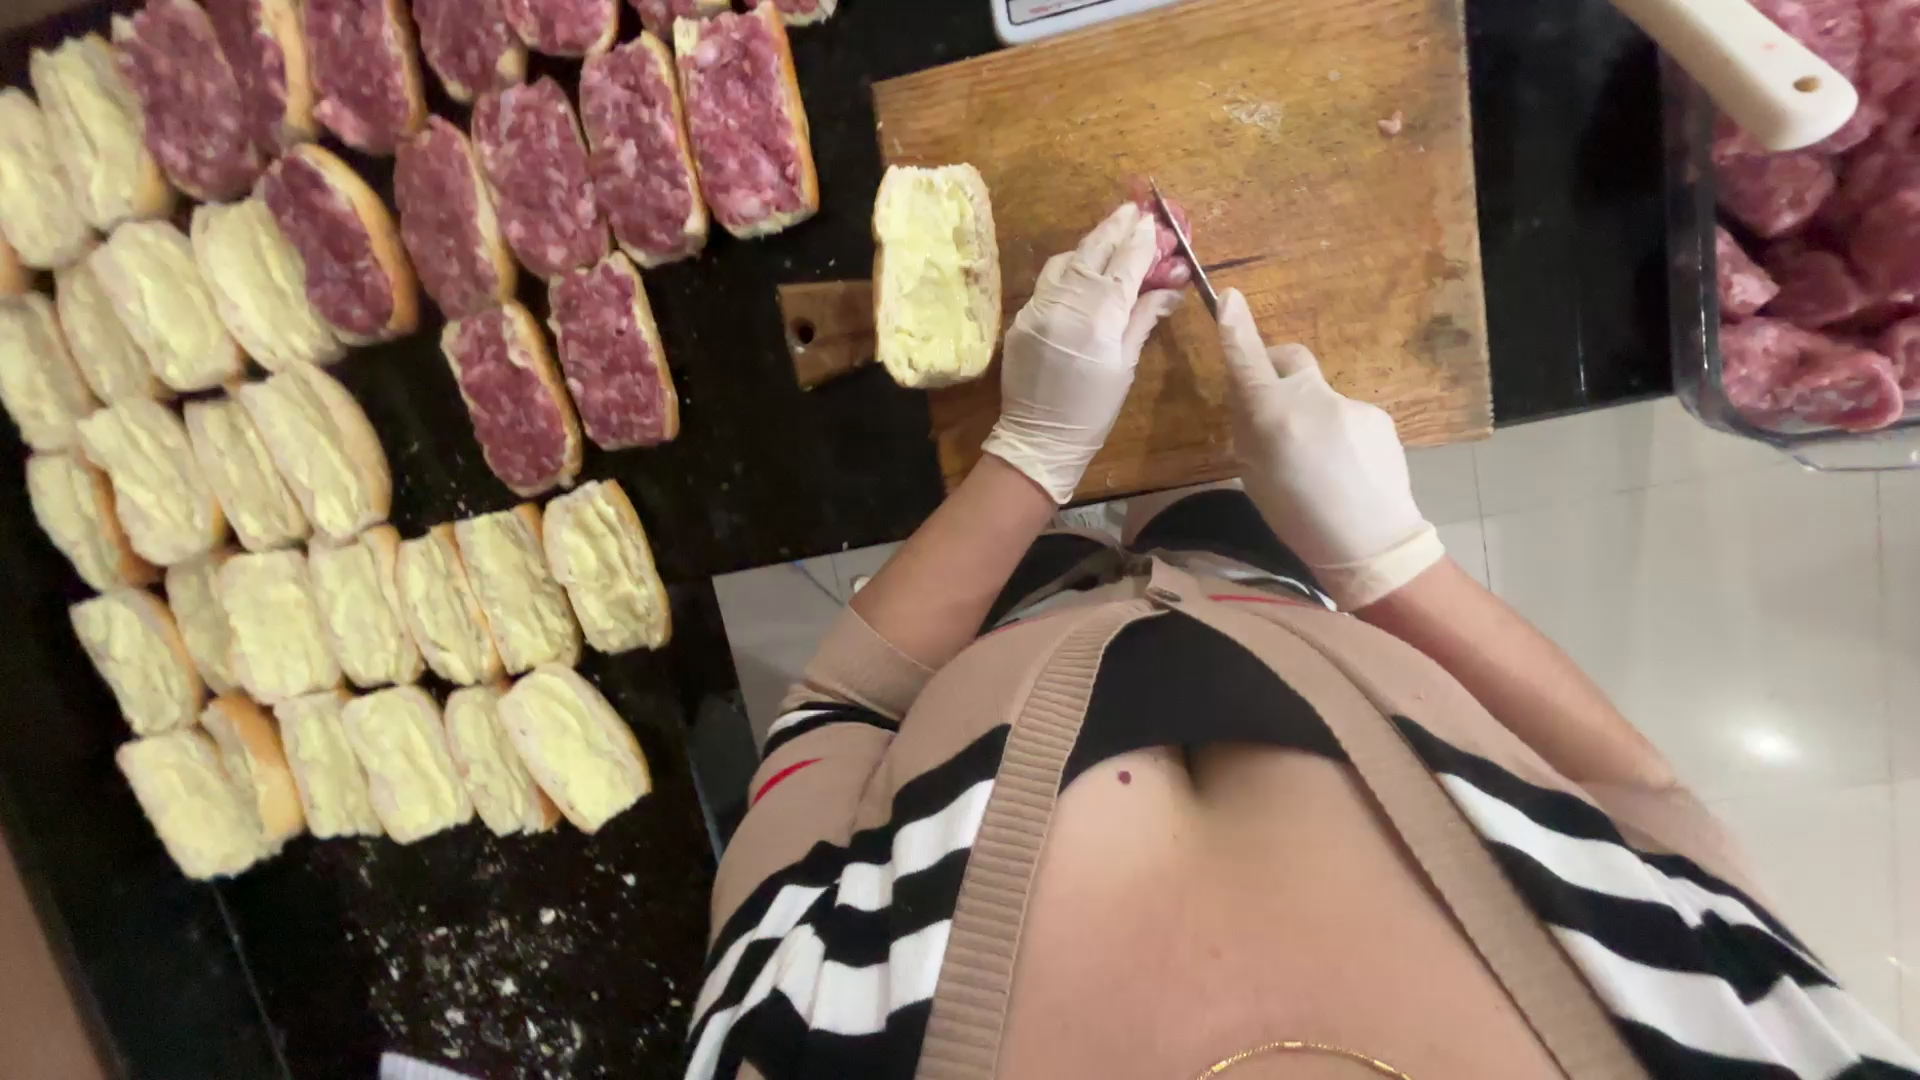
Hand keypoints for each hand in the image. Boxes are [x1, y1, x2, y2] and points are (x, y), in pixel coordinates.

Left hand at [981, 203, 1183, 503]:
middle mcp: (1065, 305)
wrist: (1038, 439)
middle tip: (1134, 210)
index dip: (1142, 242)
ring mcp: (1037, 310)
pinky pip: (1046, 284)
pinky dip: (1067, 272)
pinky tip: (1080, 272)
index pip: (1124, 266)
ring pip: (1065, 263)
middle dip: (1115, 229)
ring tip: (1109, 238)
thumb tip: (1172, 283)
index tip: (1156, 222)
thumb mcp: (1125, 366)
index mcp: (1098, 320)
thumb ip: (1144, 318)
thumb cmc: (1091, 411)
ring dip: (1089, 247)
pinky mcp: (1020, 320)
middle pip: (1092, 253)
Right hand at [1215, 288, 1442, 609]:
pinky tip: (1342, 466)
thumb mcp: (1252, 475)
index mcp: (1272, 417)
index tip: (1228, 297)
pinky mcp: (1378, 415)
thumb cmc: (1296, 517)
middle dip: (1275, 372)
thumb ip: (1249, 429)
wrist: (1370, 542)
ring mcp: (1351, 404)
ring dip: (1308, 412)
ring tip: (1314, 460)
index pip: (1247, 361)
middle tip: (1271, 411)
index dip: (1234, 329)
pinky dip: (1336, 430)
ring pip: (1317, 392)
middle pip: (1288, 360)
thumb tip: (1250, 401)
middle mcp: (1313, 399)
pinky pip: (1345, 412)